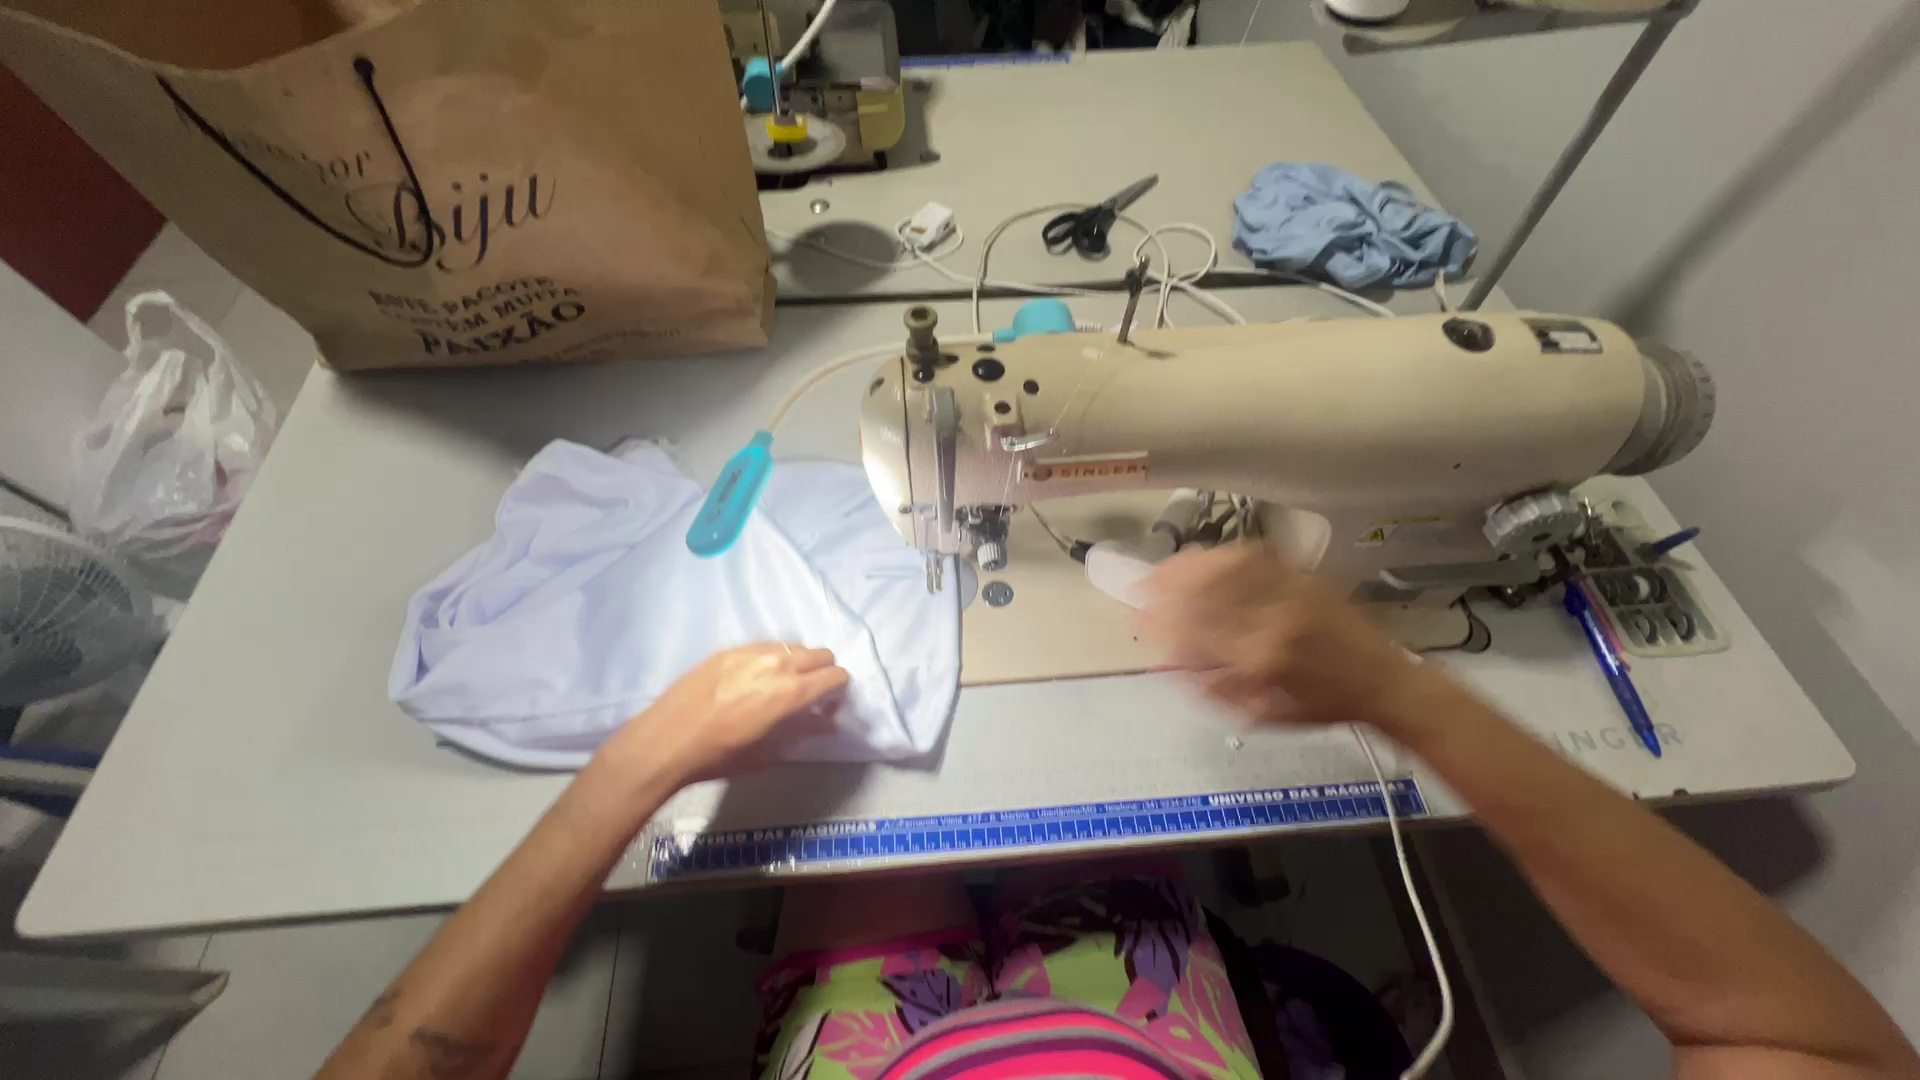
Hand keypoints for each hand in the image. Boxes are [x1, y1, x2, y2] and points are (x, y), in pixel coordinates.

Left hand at [601, 644, 849, 785]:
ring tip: (780, 686)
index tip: (827, 708)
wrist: (666, 742)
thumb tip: (827, 723)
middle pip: (821, 654)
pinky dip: (773, 658)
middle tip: (809, 696)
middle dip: (823, 673)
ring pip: (793, 646)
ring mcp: (752, 651)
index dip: (839, 692)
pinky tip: (753, 680)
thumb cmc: (720, 756)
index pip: (837, 676)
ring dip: (799, 663)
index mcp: (792, 691)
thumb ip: (804, 731)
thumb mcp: (770, 752)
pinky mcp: (730, 649)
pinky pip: (766, 646)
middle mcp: (778, 663)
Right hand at [1136, 544, 1432, 727]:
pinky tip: (1209, 557)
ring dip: (1191, 563)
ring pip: (1230, 565)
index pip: (1197, 632)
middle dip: (1167, 587)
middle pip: (1208, 591)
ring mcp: (1293, 591)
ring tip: (1167, 567)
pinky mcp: (1307, 577)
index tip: (1140, 620)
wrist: (1386, 683)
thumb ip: (1214, 688)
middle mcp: (1276, 618)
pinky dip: (1226, 553)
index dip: (1162, 623)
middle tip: (1143, 587)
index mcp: (1263, 657)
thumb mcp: (1264, 712)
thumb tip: (1170, 663)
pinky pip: (1259, 555)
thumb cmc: (1322, 706)